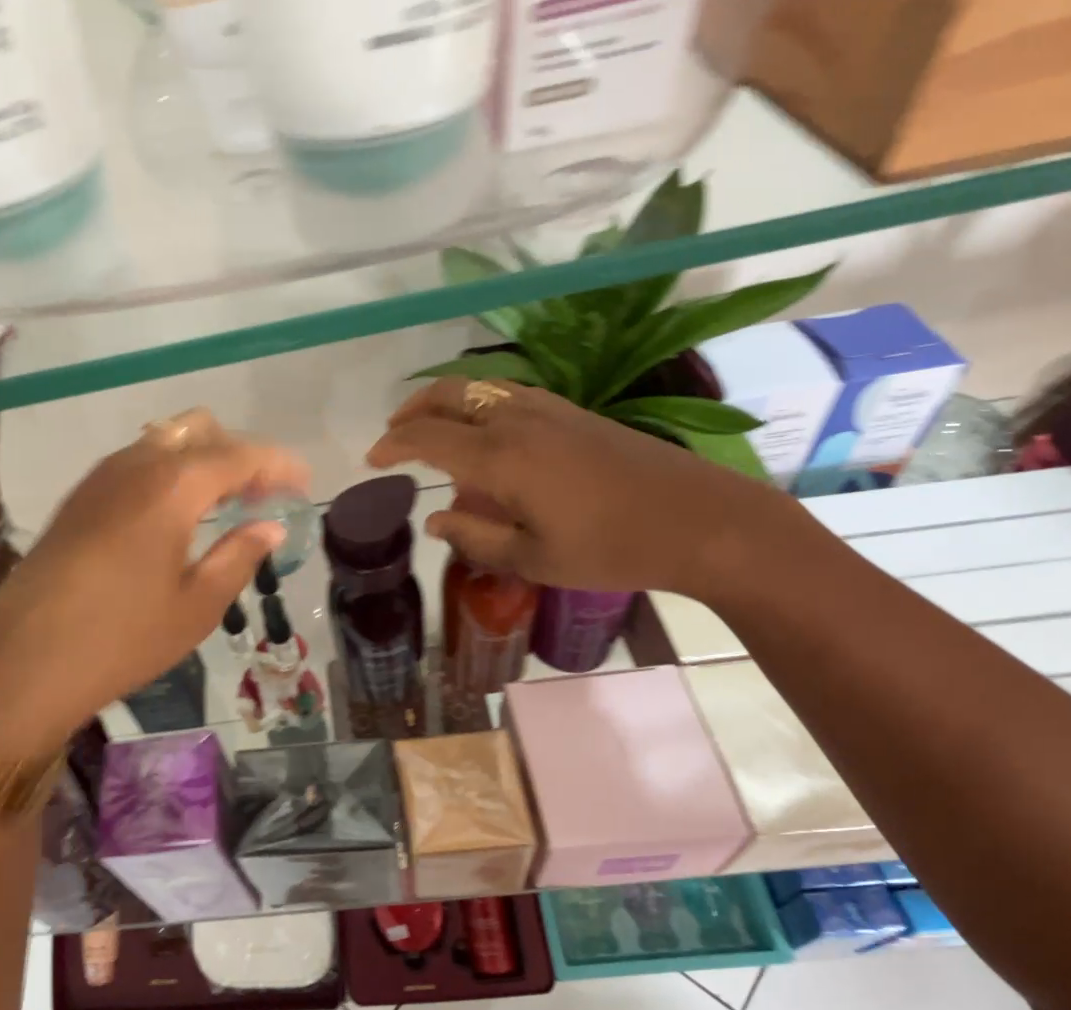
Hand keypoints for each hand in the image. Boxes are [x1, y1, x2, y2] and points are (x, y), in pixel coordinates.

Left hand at [0, 409, 309, 760]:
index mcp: (172, 486)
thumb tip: (269, 527)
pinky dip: (166, 472)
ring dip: (200, 459)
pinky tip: (175, 513)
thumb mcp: (196, 607)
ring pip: (162, 442)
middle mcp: (135, 465)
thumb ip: (238, 556)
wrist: (23, 662)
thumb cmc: (122, 639)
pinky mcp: (77, 499)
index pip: (238, 455)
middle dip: (238, 453)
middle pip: (198, 430)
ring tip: (224, 502)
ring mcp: (99, 478)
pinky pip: (134, 463)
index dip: (277, 464)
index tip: (304, 482)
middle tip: (263, 493)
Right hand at [367, 378, 799, 598]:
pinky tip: (484, 431)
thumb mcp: (534, 560)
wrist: (698, 519)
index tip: (372, 459)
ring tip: (430, 428)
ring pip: (479, 388)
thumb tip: (434, 520)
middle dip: (411, 410)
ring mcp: (549, 409)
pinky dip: (477, 404)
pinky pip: (507, 394)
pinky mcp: (573, 411)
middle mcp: (518, 420)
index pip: (428, 438)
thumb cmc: (612, 549)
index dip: (394, 445)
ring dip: (444, 402)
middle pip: (449, 395)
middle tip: (392, 435)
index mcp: (501, 458)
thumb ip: (475, 537)